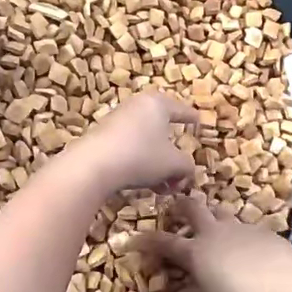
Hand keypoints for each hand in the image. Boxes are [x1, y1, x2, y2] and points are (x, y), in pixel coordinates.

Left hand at [65, 92, 197, 192]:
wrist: (92, 165)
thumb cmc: (141, 156)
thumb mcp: (173, 164)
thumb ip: (186, 165)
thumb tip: (186, 171)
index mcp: (157, 104)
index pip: (181, 109)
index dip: (191, 118)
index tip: (199, 122)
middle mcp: (136, 106)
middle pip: (161, 128)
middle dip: (173, 153)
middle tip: (180, 169)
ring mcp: (116, 121)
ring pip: (145, 142)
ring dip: (157, 164)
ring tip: (163, 186)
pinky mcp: (102, 137)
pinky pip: (129, 148)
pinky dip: (140, 164)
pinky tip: (144, 185)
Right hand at [137, 197, 291, 291]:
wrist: (289, 285)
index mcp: (194, 251)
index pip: (163, 242)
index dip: (145, 240)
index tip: (132, 238)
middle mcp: (213, 232)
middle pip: (192, 208)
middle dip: (180, 205)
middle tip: (175, 207)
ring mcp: (238, 227)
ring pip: (219, 211)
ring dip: (211, 215)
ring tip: (211, 225)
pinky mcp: (261, 229)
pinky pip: (242, 224)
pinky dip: (236, 231)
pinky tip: (243, 245)